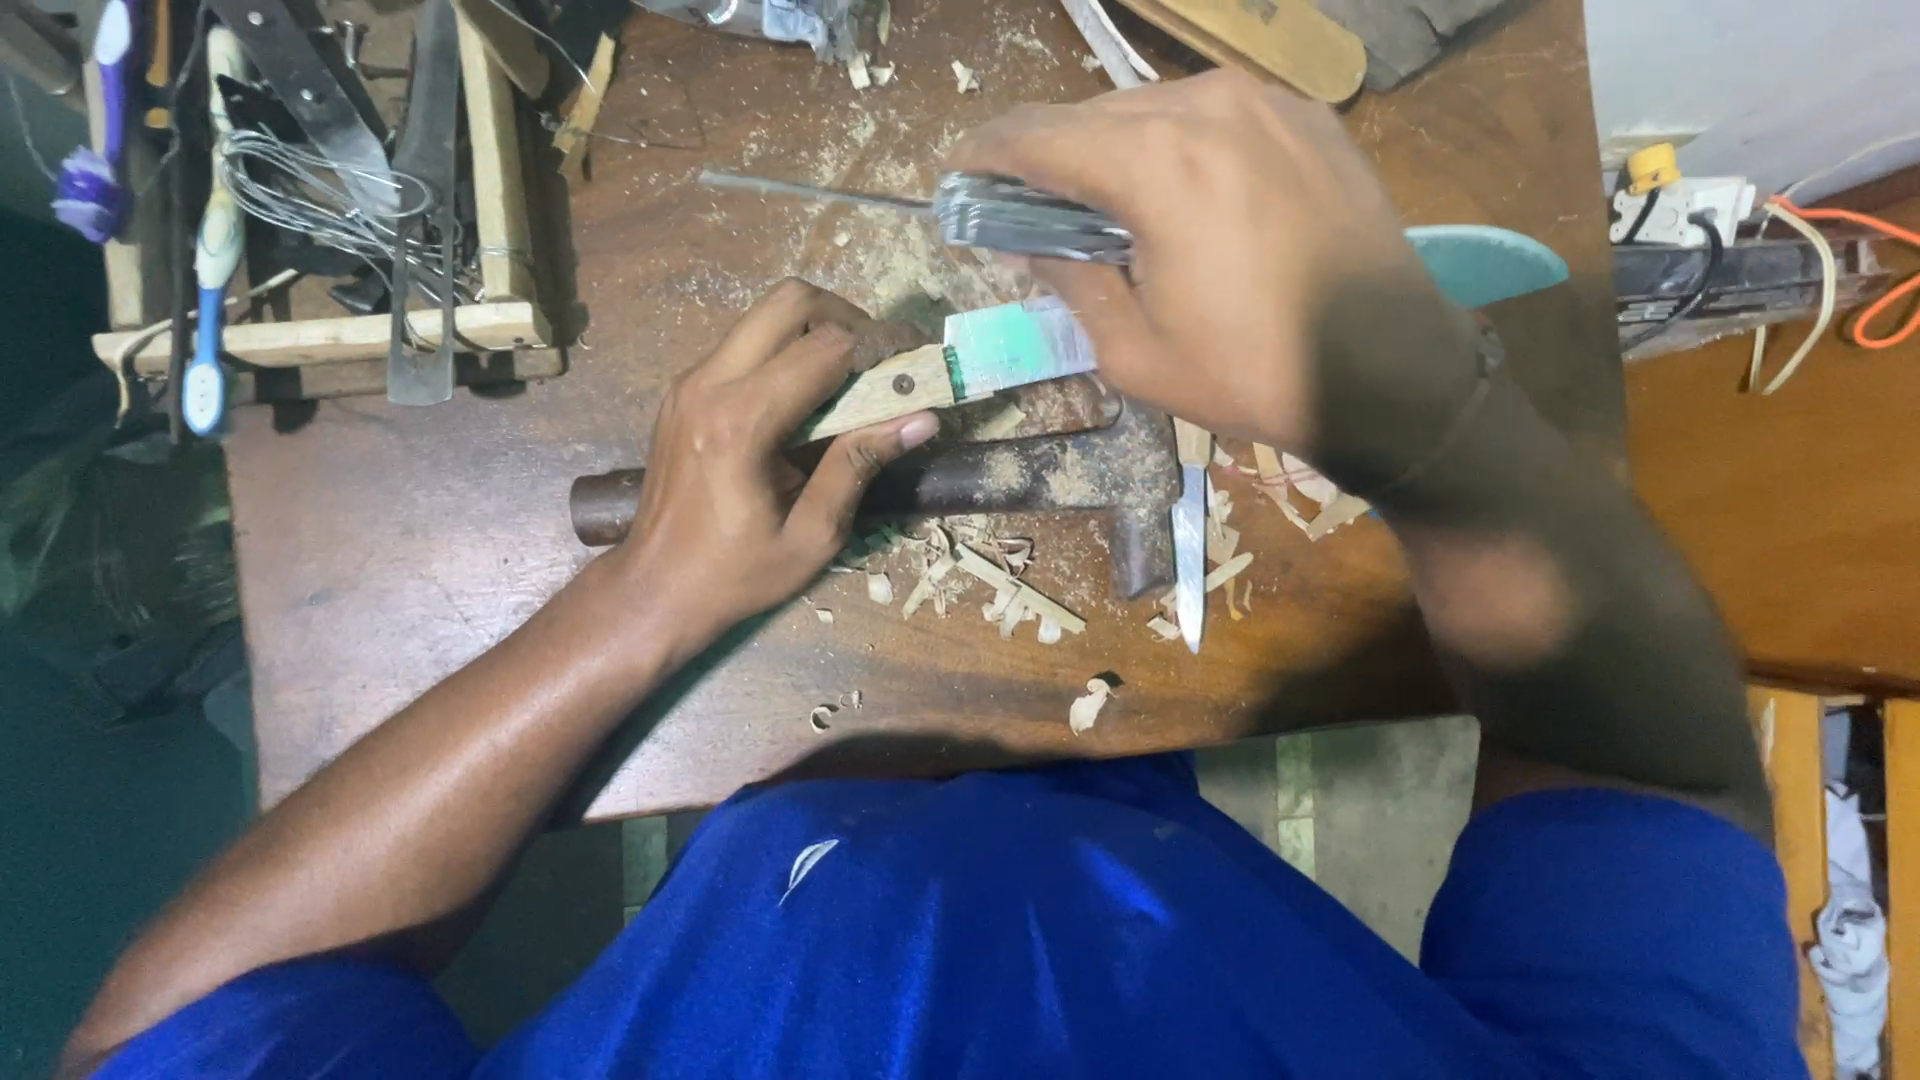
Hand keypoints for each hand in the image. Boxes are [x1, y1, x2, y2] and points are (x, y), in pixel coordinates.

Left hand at [606, 279, 937, 654]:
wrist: (656, 587)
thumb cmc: (736, 574)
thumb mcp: (813, 533)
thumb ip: (859, 465)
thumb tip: (920, 418)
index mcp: (742, 422)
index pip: (827, 348)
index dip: (880, 348)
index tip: (913, 363)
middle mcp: (710, 384)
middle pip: (789, 301)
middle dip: (845, 318)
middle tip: (876, 361)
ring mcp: (690, 382)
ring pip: (764, 316)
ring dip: (815, 331)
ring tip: (848, 378)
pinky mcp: (684, 390)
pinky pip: (744, 343)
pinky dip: (785, 351)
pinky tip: (806, 398)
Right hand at [947, 69, 1483, 493]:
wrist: (1388, 374)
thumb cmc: (1248, 373)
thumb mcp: (1132, 351)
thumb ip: (1069, 279)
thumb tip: (1030, 241)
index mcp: (1156, 163)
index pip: (1040, 135)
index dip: (987, 152)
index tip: (959, 173)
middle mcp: (1208, 106)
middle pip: (1093, 114)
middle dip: (1047, 156)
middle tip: (1024, 206)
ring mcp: (1267, 103)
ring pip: (1153, 108)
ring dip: (1109, 150)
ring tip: (1094, 203)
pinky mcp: (1307, 120)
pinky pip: (1212, 117)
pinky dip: (1172, 146)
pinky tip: (1169, 192)